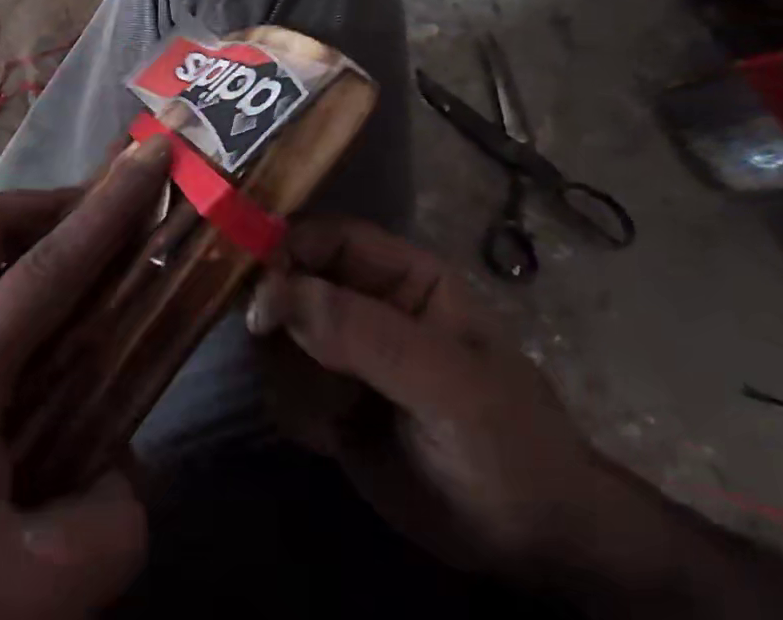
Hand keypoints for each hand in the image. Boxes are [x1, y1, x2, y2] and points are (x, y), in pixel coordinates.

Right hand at [246, 217, 611, 575]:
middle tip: (263, 345)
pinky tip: (324, 437)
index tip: (253, 286)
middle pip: (287, 278)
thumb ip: (367, 334)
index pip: (328, 237)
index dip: (286, 248)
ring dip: (279, 367)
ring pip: (274, 330)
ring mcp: (338, 351)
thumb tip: (275, 293)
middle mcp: (362, 303)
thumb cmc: (506, 446)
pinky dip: (286, 405)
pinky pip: (276, 380)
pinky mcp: (321, 397)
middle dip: (270, 311)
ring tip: (316, 409)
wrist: (528, 544)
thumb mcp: (449, 386)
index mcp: (402, 276)